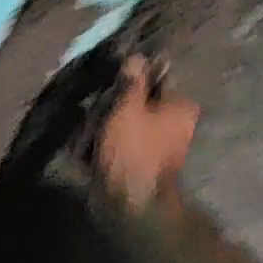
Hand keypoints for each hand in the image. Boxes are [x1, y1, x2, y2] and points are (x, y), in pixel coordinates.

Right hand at [95, 56, 200, 211]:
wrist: (128, 205)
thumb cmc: (133, 151)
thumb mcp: (129, 107)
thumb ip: (132, 80)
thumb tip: (136, 57)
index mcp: (179, 106)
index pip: (154, 77)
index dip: (129, 77)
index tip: (110, 83)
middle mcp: (170, 124)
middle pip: (133, 100)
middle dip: (107, 107)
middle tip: (95, 116)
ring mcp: (150, 145)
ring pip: (118, 123)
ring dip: (97, 128)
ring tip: (86, 140)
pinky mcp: (132, 163)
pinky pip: (112, 144)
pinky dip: (97, 147)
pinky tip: (83, 153)